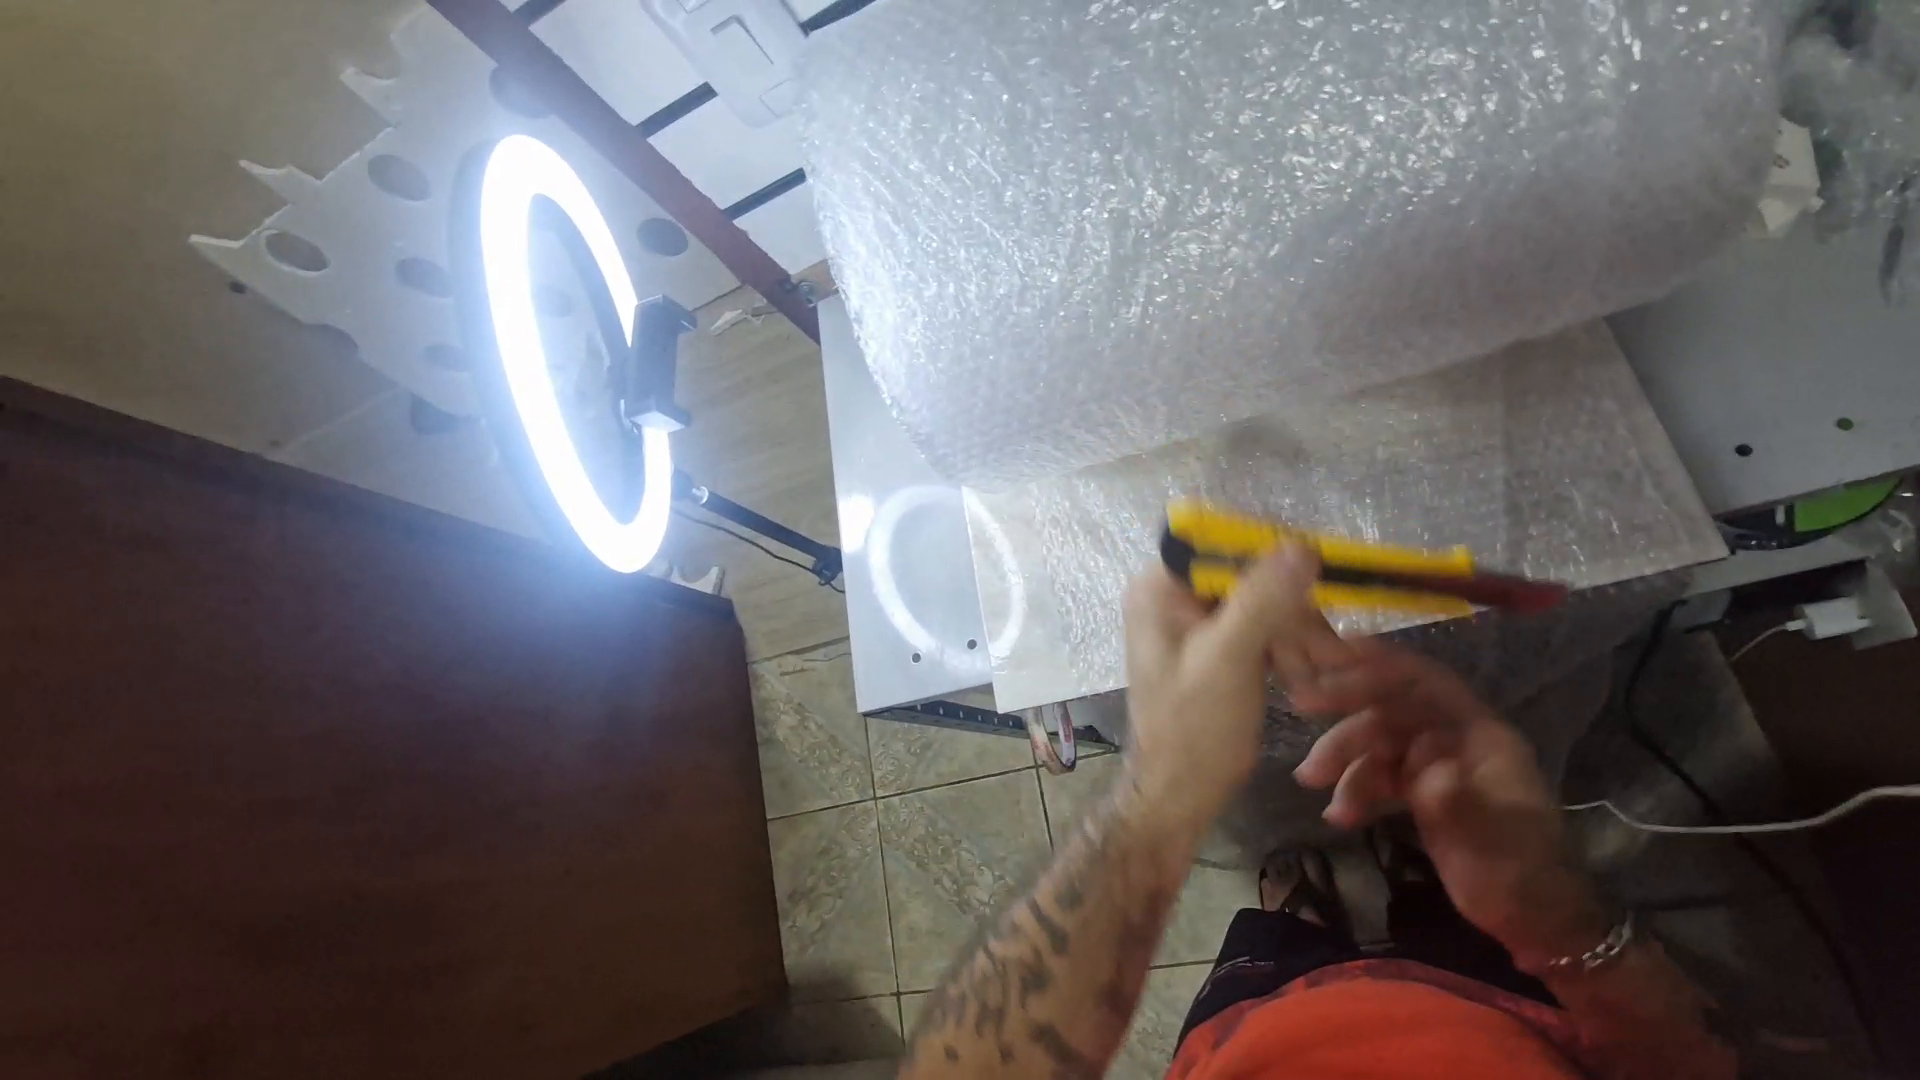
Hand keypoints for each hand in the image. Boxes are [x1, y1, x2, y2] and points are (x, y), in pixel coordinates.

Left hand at [1121, 545, 1349, 833]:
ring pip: (1262, 601)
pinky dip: (1286, 649)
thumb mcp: (1229, 659)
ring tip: (1315, 676)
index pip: (1219, 541)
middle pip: (1248, 572)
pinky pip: (1260, 626)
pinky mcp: (1214, 643)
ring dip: (1296, 635)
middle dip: (1290, 611)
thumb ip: (1262, 600)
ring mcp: (1192, 619)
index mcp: (1159, 586)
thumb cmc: (1195, 727)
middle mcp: (1171, 592)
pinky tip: (1301, 680)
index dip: (1271, 552)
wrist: (1181, 789)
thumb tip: (1300, 546)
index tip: (1319, 575)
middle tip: (1327, 654)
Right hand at [1290, 642, 1607, 968]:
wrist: (1533, 922)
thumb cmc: (1522, 876)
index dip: (1380, 666)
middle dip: (1346, 715)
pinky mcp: (1418, 789)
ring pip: (1375, 743)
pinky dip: (1351, 788)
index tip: (1332, 659)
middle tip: (1301, 706)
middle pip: (1390, 711)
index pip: (1424, 684)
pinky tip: (1337, 814)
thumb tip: (1428, 774)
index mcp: (1481, 735)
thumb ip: (1458, 802)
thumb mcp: (1494, 842)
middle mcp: (1454, 740)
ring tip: (1311, 782)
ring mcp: (1434, 764)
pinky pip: (1375, 773)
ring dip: (1341, 759)